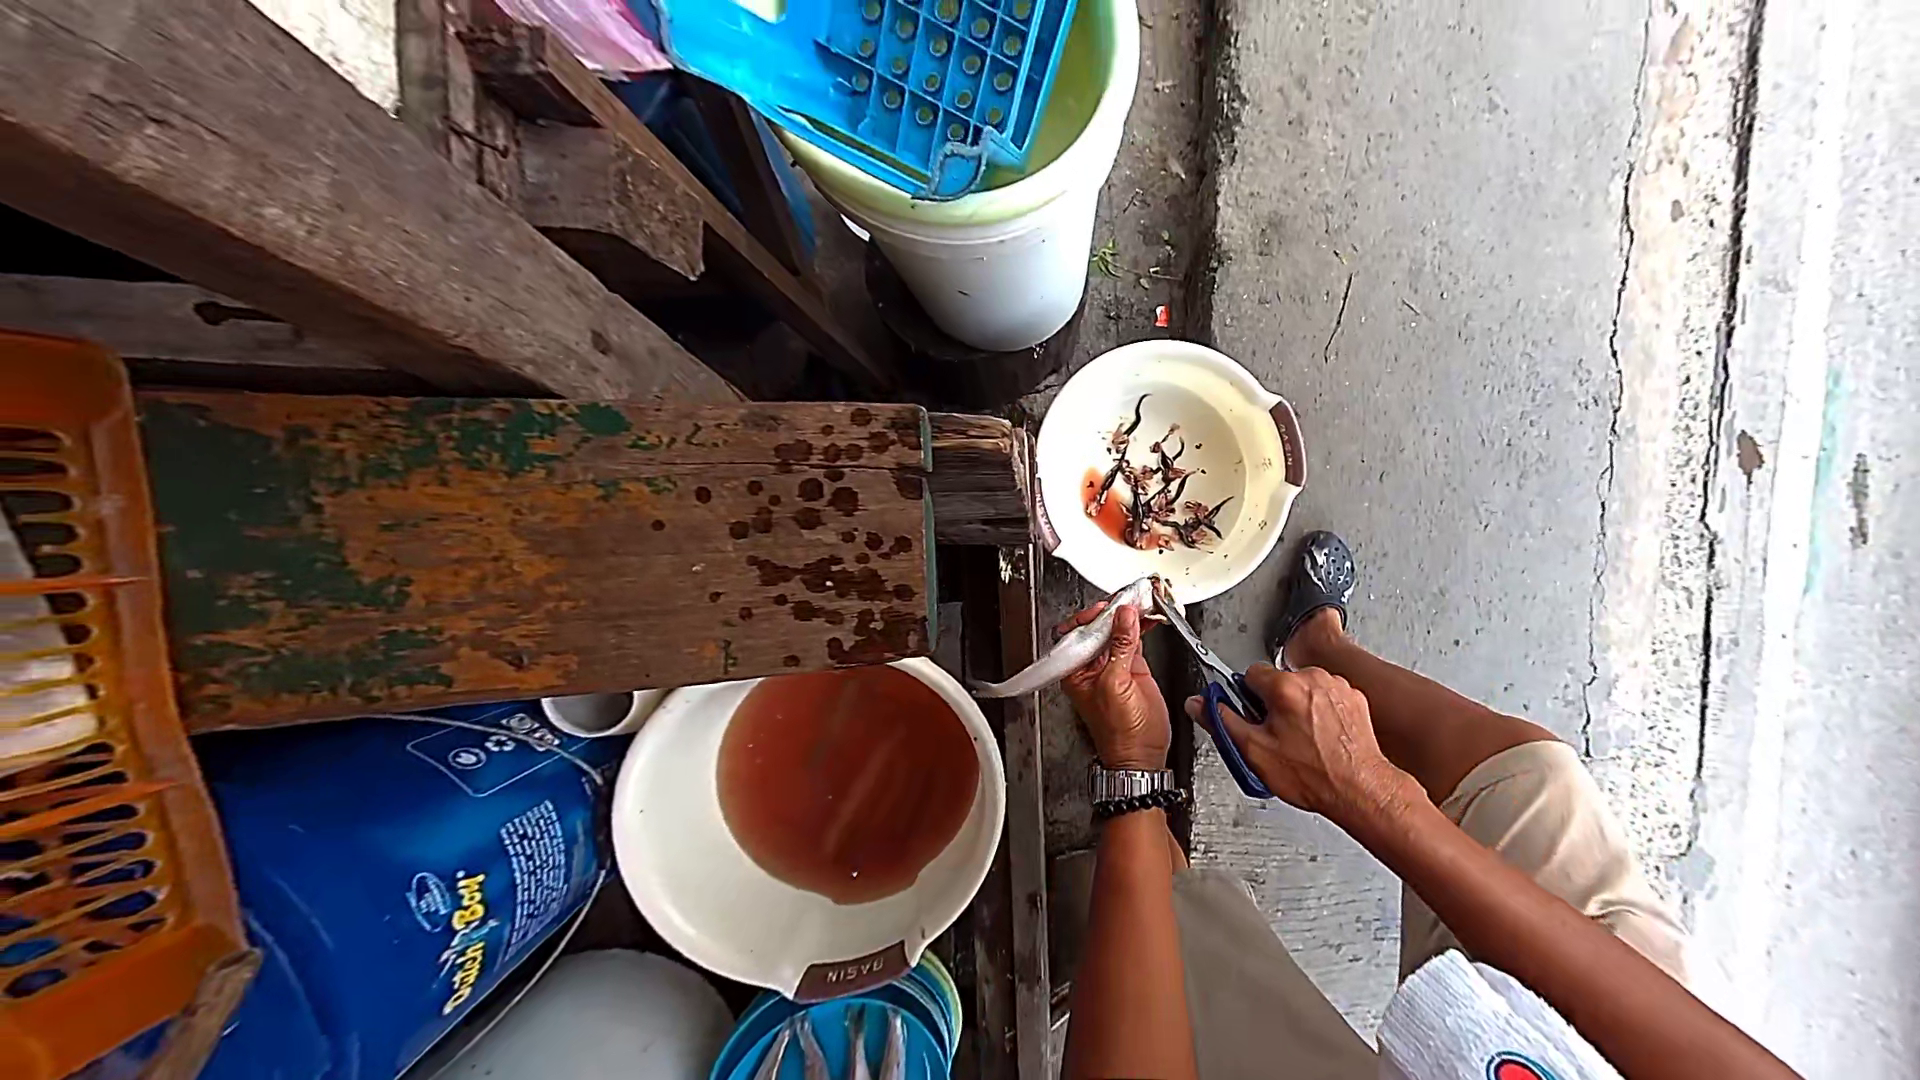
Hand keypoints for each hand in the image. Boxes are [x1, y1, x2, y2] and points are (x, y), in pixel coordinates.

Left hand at [1059, 603, 1169, 770]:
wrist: (1141, 755)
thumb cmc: (1119, 733)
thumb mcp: (1116, 684)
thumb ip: (1121, 647)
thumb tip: (1123, 617)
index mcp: (1075, 668)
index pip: (1077, 631)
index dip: (1091, 616)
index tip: (1108, 607)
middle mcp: (1091, 663)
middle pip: (1098, 627)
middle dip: (1113, 610)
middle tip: (1129, 597)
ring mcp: (1113, 663)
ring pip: (1118, 629)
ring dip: (1130, 614)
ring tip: (1143, 600)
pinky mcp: (1133, 666)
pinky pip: (1135, 639)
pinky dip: (1144, 625)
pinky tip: (1151, 616)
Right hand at [1184, 664, 1413, 822]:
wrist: (1363, 792)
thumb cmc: (1314, 775)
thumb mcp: (1252, 750)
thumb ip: (1220, 720)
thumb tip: (1198, 704)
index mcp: (1284, 686)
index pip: (1250, 673)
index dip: (1246, 697)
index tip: (1252, 715)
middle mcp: (1312, 679)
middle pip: (1277, 680)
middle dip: (1273, 702)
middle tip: (1276, 733)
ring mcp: (1337, 687)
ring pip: (1302, 686)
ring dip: (1297, 705)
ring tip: (1302, 738)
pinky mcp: (1355, 698)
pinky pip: (1326, 695)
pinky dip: (1321, 710)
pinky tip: (1321, 737)